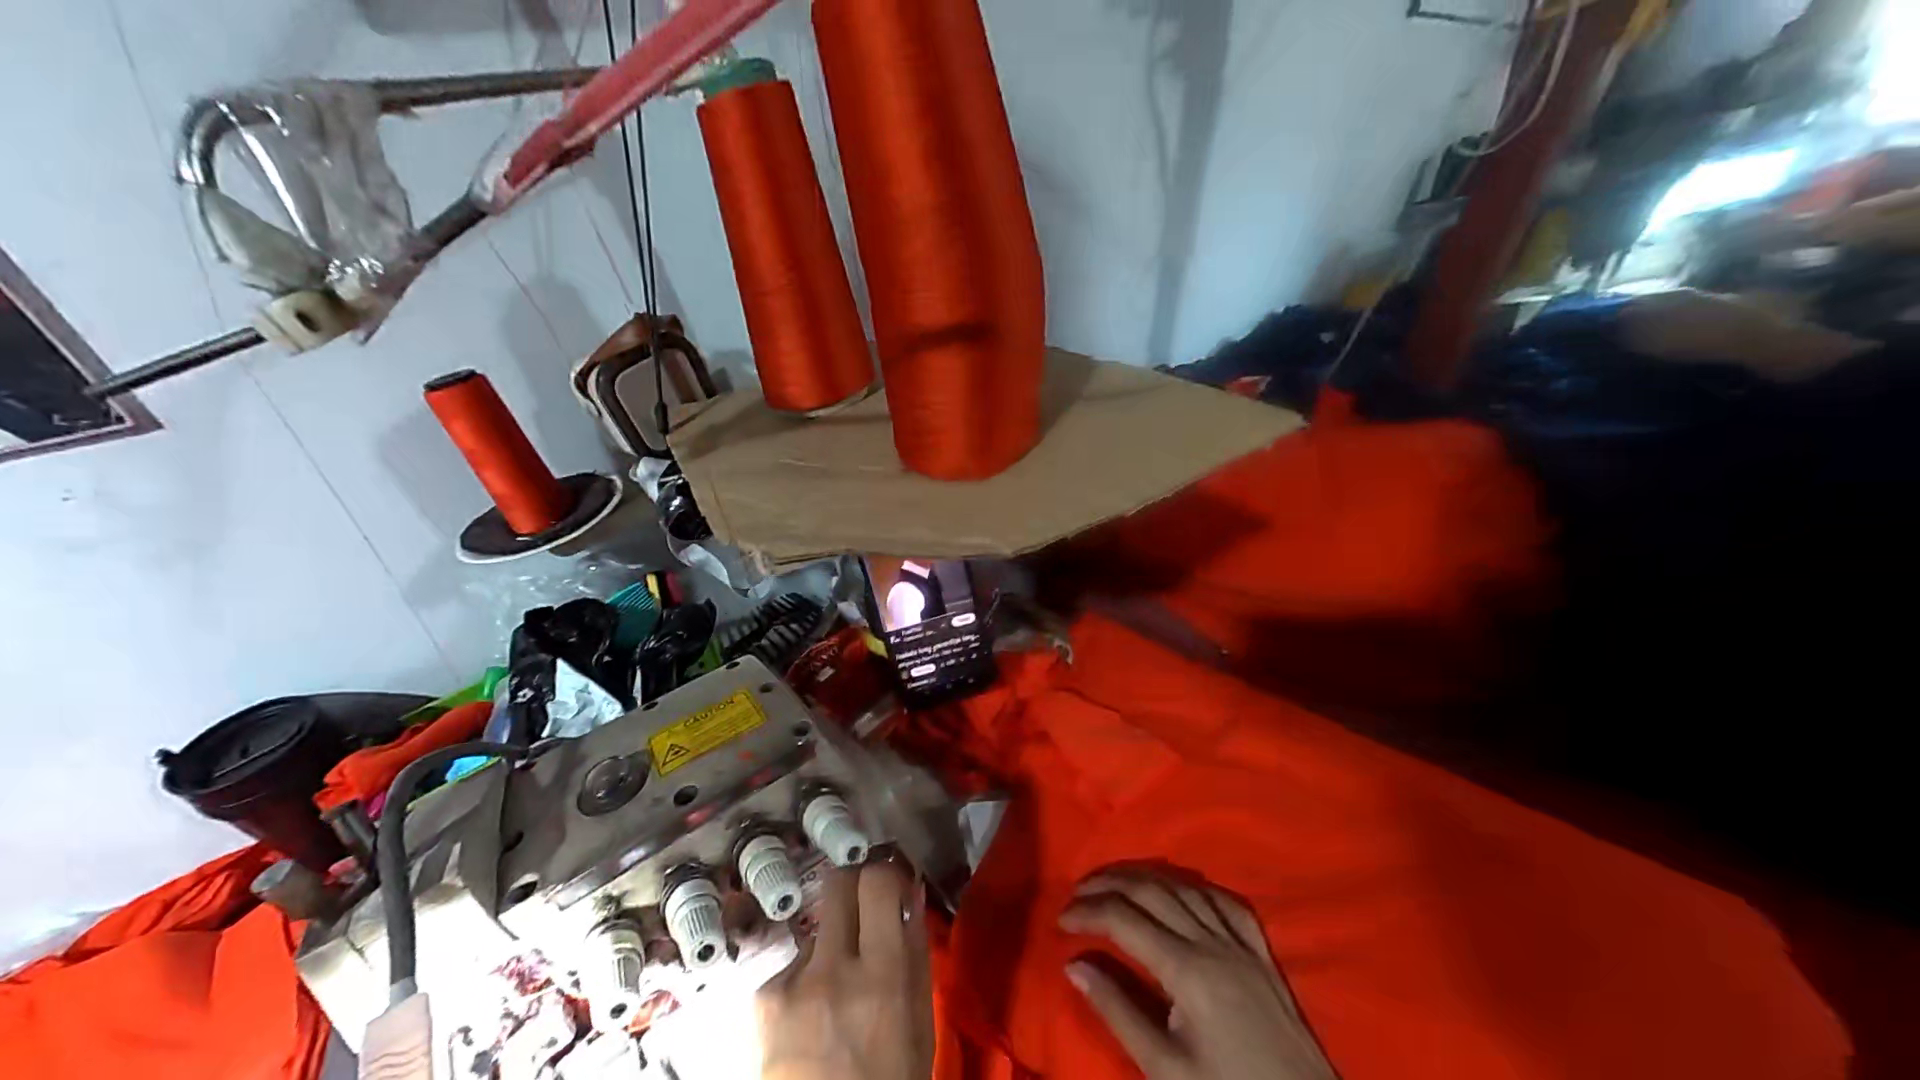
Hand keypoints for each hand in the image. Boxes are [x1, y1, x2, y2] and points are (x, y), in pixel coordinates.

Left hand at [756, 860, 933, 1079]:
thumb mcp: (918, 1024)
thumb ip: (914, 951)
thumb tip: (910, 890)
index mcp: (882, 977)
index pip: (876, 882)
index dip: (885, 870)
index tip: (892, 878)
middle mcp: (832, 969)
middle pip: (838, 882)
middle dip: (855, 883)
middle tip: (865, 905)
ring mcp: (792, 982)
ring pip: (817, 926)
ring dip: (832, 940)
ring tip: (837, 985)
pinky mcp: (763, 997)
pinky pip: (793, 961)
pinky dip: (806, 976)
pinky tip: (810, 1013)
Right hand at [1060, 870, 1337, 1079]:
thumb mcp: (1166, 1069)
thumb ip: (1118, 1011)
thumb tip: (1074, 965)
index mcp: (1188, 970)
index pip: (1124, 919)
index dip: (1087, 913)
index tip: (1061, 921)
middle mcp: (1213, 942)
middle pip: (1150, 890)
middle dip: (1108, 884)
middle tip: (1078, 894)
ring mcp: (1241, 942)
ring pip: (1183, 886)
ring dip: (1143, 877)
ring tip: (1113, 884)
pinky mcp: (1261, 952)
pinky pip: (1224, 901)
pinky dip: (1193, 887)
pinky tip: (1177, 890)